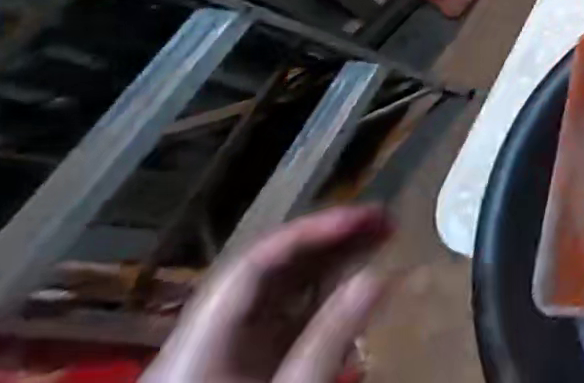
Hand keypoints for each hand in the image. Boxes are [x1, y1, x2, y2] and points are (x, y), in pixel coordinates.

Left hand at [143, 205, 393, 382]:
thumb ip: (330, 339)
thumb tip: (383, 273)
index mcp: (198, 347)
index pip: (255, 265)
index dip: (312, 231)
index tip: (365, 216)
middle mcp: (204, 339)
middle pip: (267, 270)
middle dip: (328, 240)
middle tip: (385, 219)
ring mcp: (220, 356)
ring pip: (277, 290)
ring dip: (329, 261)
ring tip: (380, 238)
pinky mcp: (239, 372)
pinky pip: (282, 317)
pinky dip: (321, 294)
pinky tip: (356, 284)